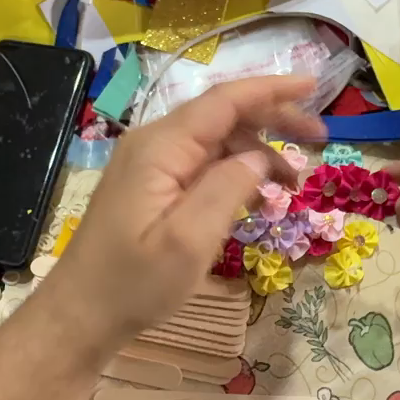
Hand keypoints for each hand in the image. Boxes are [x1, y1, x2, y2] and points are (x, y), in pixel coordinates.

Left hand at [39, 76, 325, 355]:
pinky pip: (199, 165)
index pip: (224, 102)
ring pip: (214, 142)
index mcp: (161, 148)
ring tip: (293, 183)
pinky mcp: (149, 186)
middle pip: (221, 116)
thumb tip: (262, 156)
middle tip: (319, 138)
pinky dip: (233, 173)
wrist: (81, 314)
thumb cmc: (134, 284)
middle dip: (272, 120)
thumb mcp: (190, 240)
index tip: (313, 86)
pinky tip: (256, 198)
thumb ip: (229, 189)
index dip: (271, 90)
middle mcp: (153, 144)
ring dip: (256, 153)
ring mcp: (148, 165)